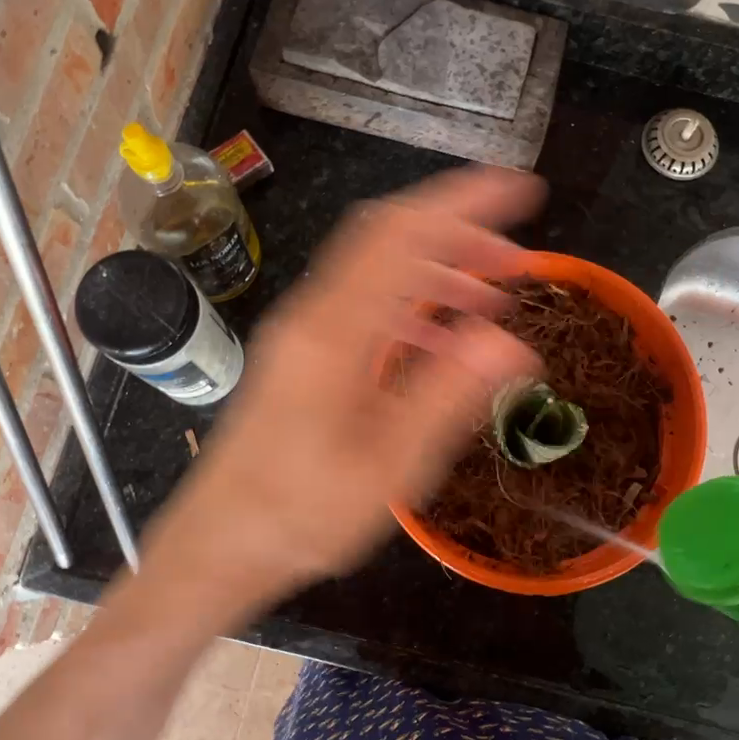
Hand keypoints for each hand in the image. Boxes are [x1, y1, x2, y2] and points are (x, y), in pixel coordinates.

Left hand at [141, 166, 543, 598]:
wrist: (218, 546)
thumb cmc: (301, 515)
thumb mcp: (388, 466)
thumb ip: (449, 397)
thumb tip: (514, 343)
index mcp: (334, 331)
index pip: (402, 233)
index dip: (464, 203)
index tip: (520, 193)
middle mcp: (313, 316)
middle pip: (387, 240)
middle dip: (457, 235)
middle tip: (515, 262)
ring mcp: (302, 336)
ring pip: (375, 273)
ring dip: (436, 273)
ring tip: (490, 302)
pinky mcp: (299, 360)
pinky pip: (362, 309)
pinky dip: (409, 310)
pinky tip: (439, 346)